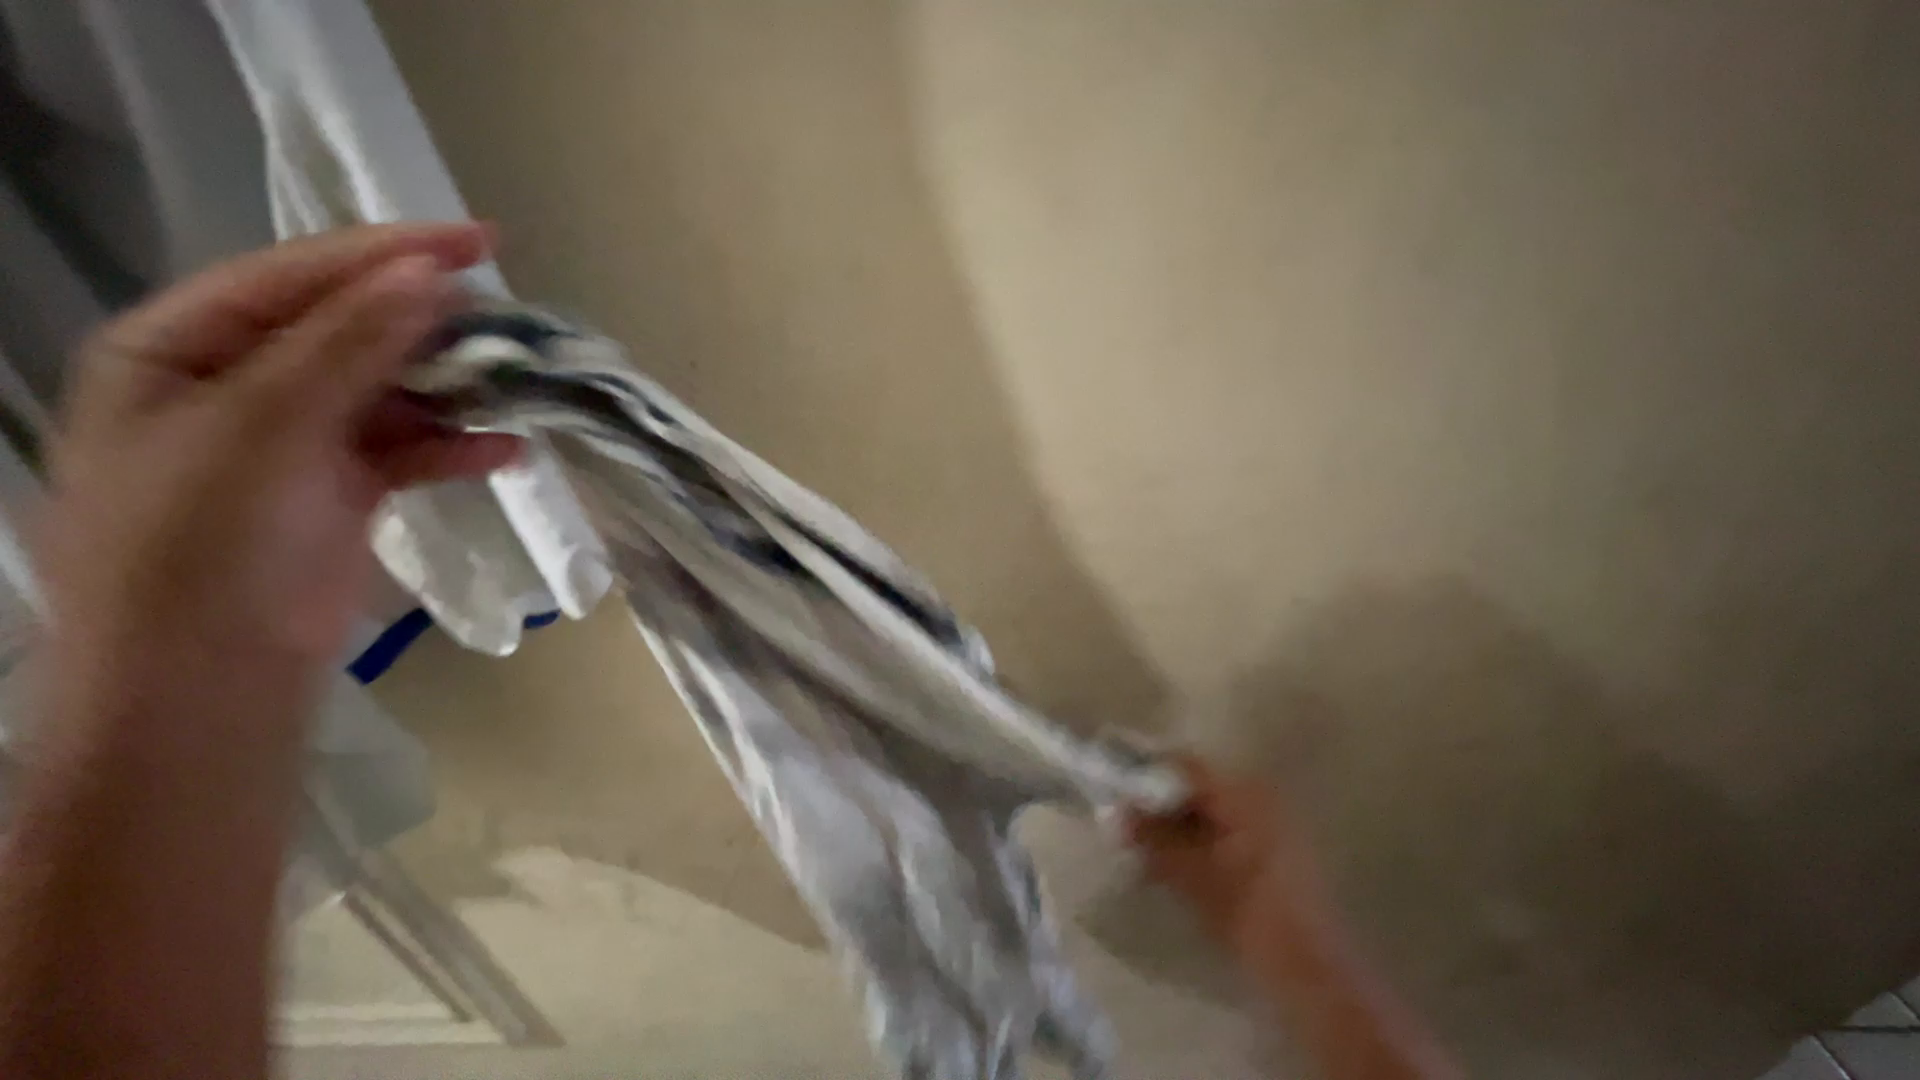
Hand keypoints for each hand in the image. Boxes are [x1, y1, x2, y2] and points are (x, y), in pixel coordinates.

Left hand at [36, 223, 519, 718]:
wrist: (208, 683)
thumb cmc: (205, 545)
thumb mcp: (264, 426)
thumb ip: (349, 344)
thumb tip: (431, 275)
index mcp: (179, 348)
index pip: (296, 276)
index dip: (389, 253)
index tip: (483, 242)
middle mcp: (236, 384)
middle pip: (349, 329)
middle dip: (431, 324)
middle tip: (512, 319)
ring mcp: (293, 440)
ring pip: (389, 390)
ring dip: (454, 389)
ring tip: (519, 384)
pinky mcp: (342, 489)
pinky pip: (409, 449)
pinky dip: (456, 447)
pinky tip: (507, 450)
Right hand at [1126, 756, 1328, 950]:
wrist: (1303, 966)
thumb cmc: (1244, 910)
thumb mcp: (1189, 872)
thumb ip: (1152, 837)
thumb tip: (1120, 813)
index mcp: (1243, 792)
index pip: (1185, 766)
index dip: (1147, 774)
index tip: (1118, 791)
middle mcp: (1261, 797)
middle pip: (1199, 786)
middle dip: (1161, 801)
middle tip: (1127, 821)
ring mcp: (1271, 824)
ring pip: (1211, 811)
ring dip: (1178, 823)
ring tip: (1145, 845)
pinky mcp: (1274, 852)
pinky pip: (1226, 830)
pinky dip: (1198, 840)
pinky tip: (1176, 862)